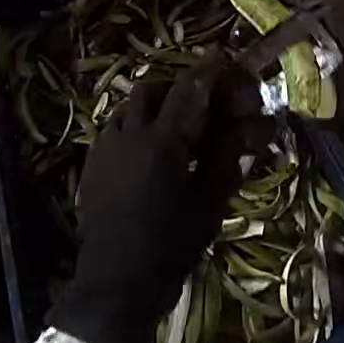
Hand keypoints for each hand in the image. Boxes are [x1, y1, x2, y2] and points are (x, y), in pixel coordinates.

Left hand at [46, 59, 250, 342]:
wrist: (117, 283)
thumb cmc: (171, 243)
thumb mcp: (209, 202)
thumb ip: (227, 158)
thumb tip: (252, 128)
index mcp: (163, 142)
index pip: (187, 91)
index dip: (205, 71)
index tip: (220, 60)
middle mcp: (130, 136)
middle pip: (148, 89)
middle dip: (171, 85)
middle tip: (191, 97)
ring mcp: (105, 150)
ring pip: (124, 108)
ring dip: (147, 105)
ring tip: (165, 122)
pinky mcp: (91, 167)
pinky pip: (110, 131)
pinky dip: (128, 127)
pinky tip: (140, 149)